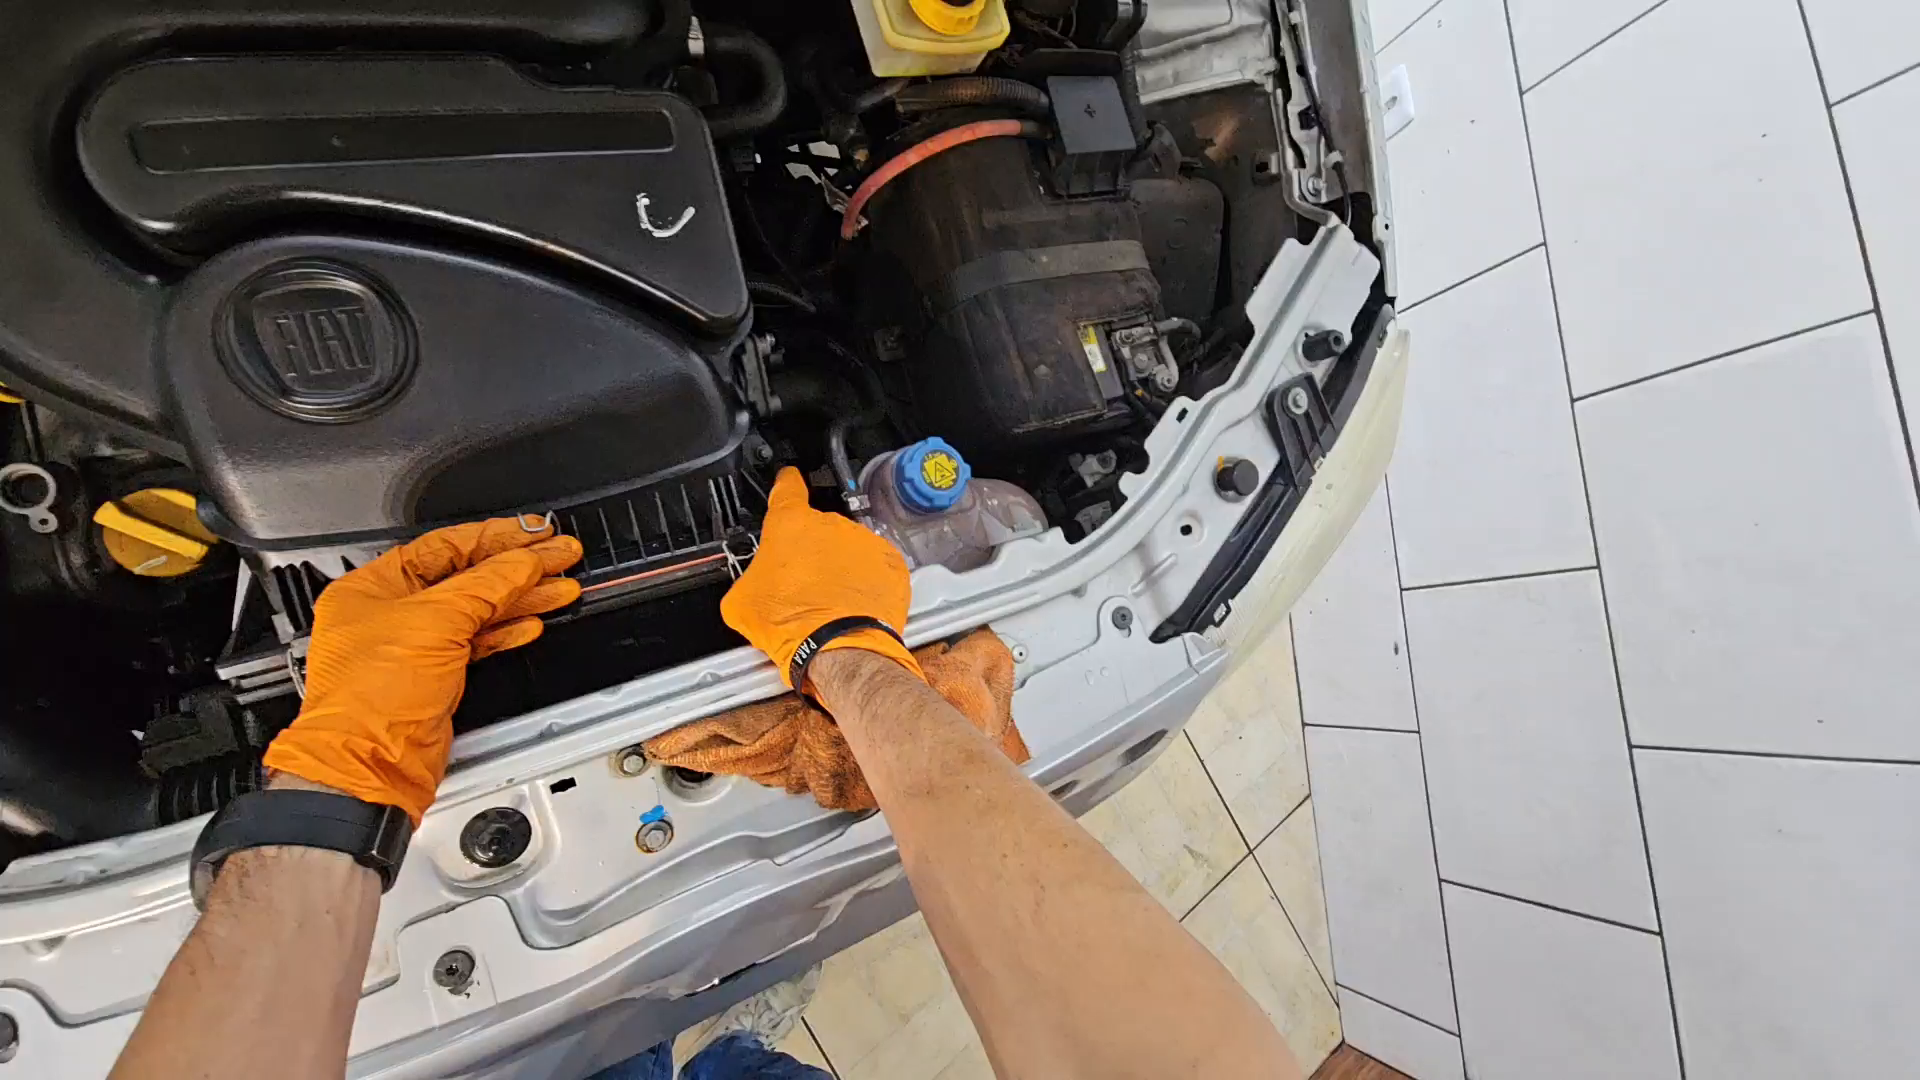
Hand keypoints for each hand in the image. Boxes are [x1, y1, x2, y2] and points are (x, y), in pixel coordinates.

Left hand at [262, 516, 583, 823]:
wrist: (372, 764)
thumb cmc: (371, 698)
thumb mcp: (436, 621)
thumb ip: (488, 585)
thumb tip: (525, 560)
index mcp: (374, 588)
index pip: (447, 547)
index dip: (498, 537)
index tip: (537, 532)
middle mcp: (393, 612)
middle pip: (471, 577)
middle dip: (522, 567)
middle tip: (562, 555)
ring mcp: (418, 644)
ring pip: (484, 608)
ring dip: (527, 597)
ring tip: (563, 586)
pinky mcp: (439, 673)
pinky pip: (483, 640)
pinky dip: (510, 630)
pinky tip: (534, 623)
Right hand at [722, 467, 922, 690]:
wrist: (839, 648)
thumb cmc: (790, 624)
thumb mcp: (742, 603)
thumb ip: (748, 578)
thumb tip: (752, 585)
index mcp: (791, 524)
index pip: (787, 489)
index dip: (786, 484)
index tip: (788, 480)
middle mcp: (831, 524)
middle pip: (818, 528)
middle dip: (811, 550)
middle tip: (803, 583)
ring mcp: (864, 541)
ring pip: (848, 548)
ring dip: (841, 566)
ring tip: (830, 599)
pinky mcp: (890, 562)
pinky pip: (876, 565)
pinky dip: (867, 580)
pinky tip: (854, 602)